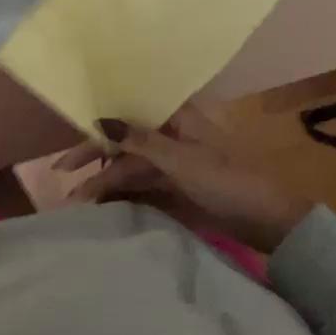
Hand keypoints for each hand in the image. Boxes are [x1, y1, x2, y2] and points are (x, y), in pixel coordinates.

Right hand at [56, 101, 314, 252]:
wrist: (272, 222)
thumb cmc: (228, 180)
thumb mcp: (181, 159)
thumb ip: (138, 141)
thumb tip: (99, 120)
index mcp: (176, 116)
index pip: (127, 112)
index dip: (97, 124)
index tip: (69, 136)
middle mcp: (171, 134)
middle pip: (125, 141)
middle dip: (95, 158)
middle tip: (62, 175)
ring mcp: (175, 163)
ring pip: (131, 167)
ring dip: (106, 181)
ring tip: (78, 201)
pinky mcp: (178, 189)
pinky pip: (142, 187)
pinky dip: (122, 194)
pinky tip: (101, 204)